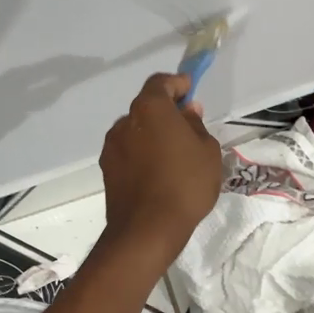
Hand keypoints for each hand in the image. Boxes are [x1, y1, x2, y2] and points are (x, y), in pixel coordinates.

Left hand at [98, 73, 221, 269]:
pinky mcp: (107, 170)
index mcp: (149, 109)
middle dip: (165, 112)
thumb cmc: (184, 184)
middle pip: (145, 107)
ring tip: (173, 156)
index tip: (190, 90)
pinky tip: (157, 173)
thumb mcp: (206, 151)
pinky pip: (128, 153)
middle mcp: (124, 122)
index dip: (177, 84)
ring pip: (135, 131)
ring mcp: (111, 147)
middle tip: (186, 126)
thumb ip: (195, 125)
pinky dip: (141, 155)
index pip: (160, 83)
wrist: (147, 229)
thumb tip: (187, 112)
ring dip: (151, 135)